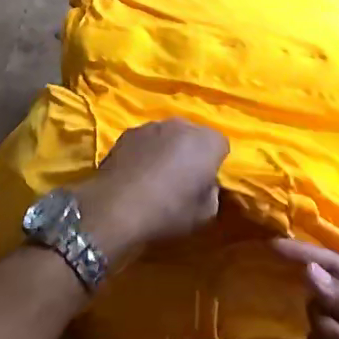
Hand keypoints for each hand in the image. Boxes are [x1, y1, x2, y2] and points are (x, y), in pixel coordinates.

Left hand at [76, 119, 227, 259]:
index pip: (221, 145)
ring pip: (168, 134)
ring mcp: (151, 125)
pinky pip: (145, 140)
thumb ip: (211, 192)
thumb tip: (204, 183)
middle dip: (191, 151)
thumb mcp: (205, 214)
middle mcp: (180, 125)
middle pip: (193, 134)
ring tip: (156, 175)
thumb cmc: (168, 211)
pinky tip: (136, 172)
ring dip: (167, 148)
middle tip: (183, 177)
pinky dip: (145, 150)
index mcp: (206, 141)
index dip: (215, 163)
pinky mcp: (126, 132)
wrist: (117, 205)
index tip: (205, 181)